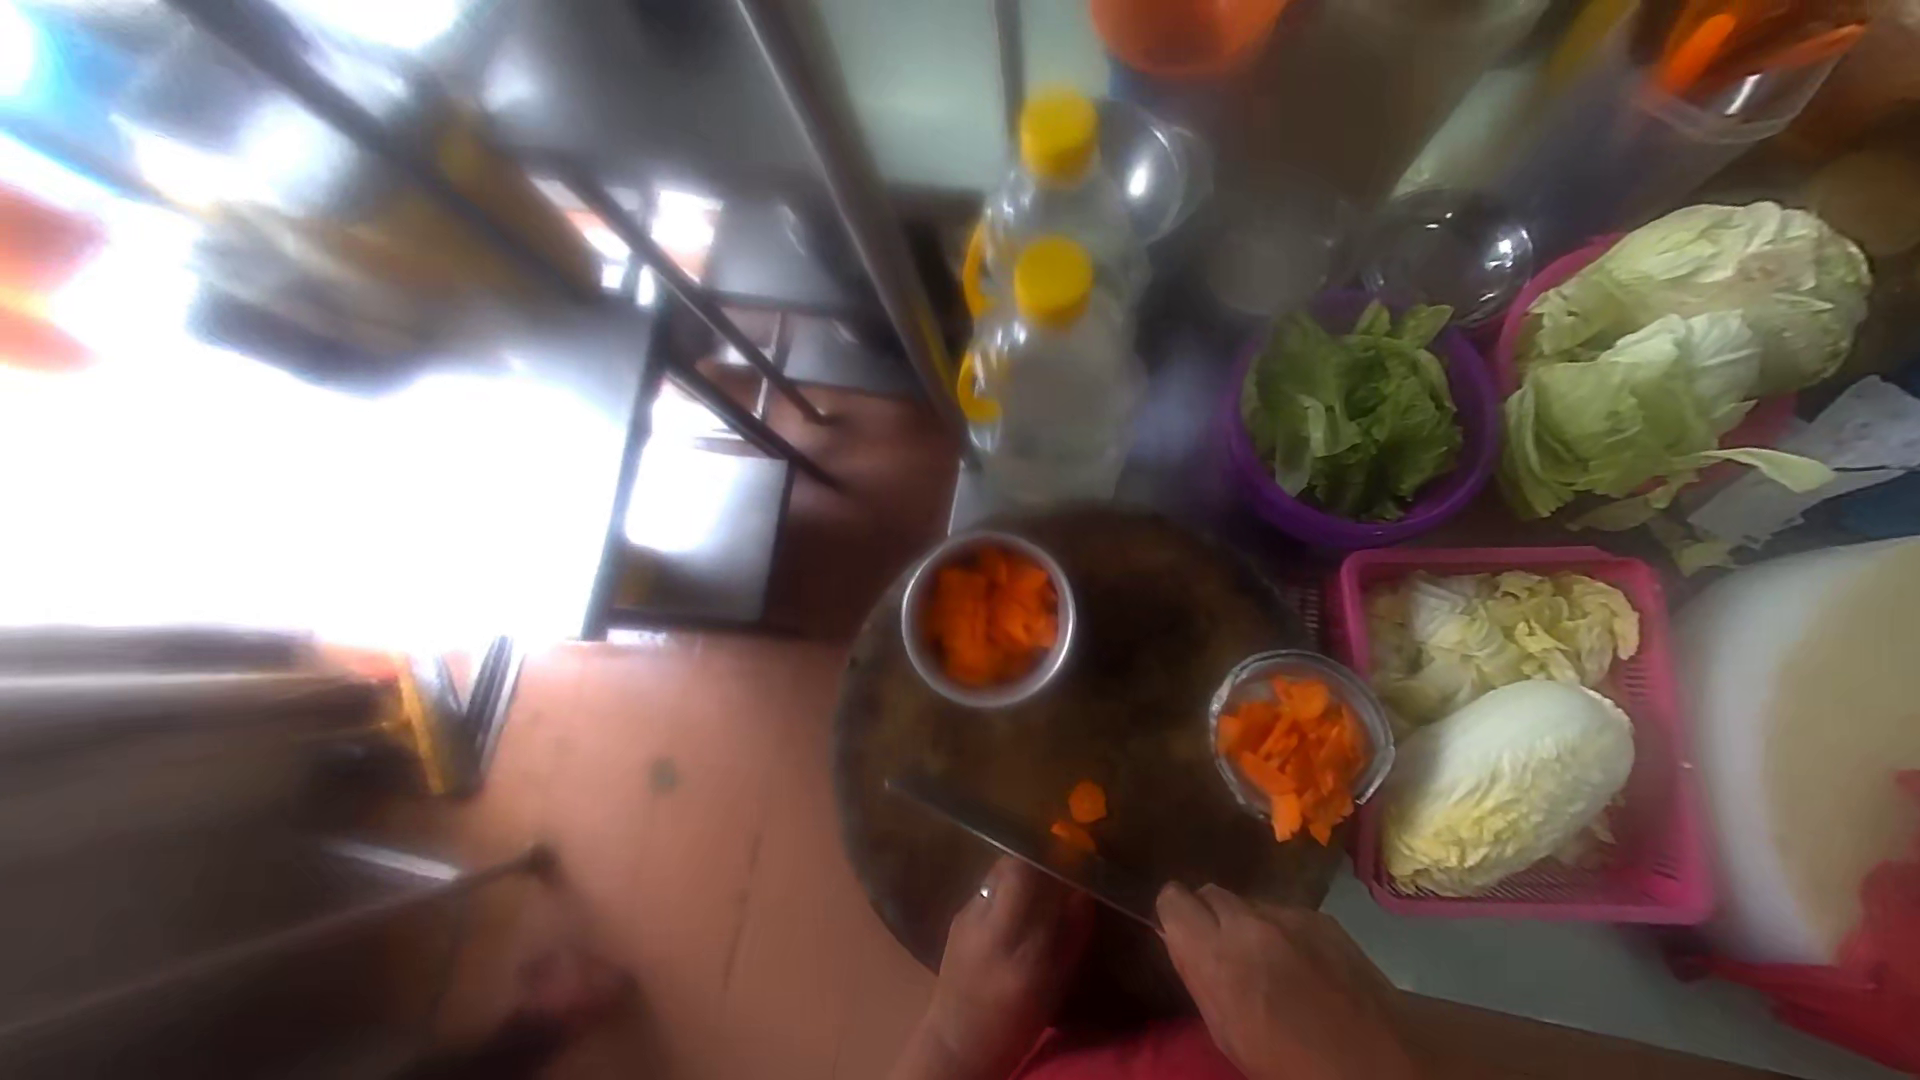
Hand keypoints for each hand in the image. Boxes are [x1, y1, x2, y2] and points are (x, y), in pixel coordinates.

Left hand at [894, 858, 1092, 1079]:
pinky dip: (1006, 886)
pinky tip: (1015, 901)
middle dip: (1035, 858)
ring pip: (997, 872)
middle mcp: (987, 922)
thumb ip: (1070, 936)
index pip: (1027, 878)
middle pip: (1010, 866)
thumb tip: (1084, 893)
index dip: (1049, 859)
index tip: (1071, 853)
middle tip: (1056, 862)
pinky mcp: (957, 916)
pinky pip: (987, 887)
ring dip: (1020, 869)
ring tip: (1038, 880)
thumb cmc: (1015, 1020)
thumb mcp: (1053, 985)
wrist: (957, 1039)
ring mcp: (967, 914)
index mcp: (1017, 946)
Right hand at [1158, 883, 1419, 1079]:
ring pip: (1248, 901)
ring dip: (1249, 923)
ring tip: (1272, 960)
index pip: (1172, 898)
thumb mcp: (1228, 1035)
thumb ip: (1199, 977)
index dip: (1175, 915)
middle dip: (1210, 915)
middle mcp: (1245, 922)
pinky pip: (1286, 912)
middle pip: (1208, 892)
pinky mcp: (1320, 916)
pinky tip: (1307, 964)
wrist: (1387, 1069)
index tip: (1184, 934)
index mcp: (1215, 954)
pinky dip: (1286, 931)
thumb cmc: (1293, 1067)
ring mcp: (1286, 914)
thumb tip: (1179, 941)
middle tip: (1226, 950)